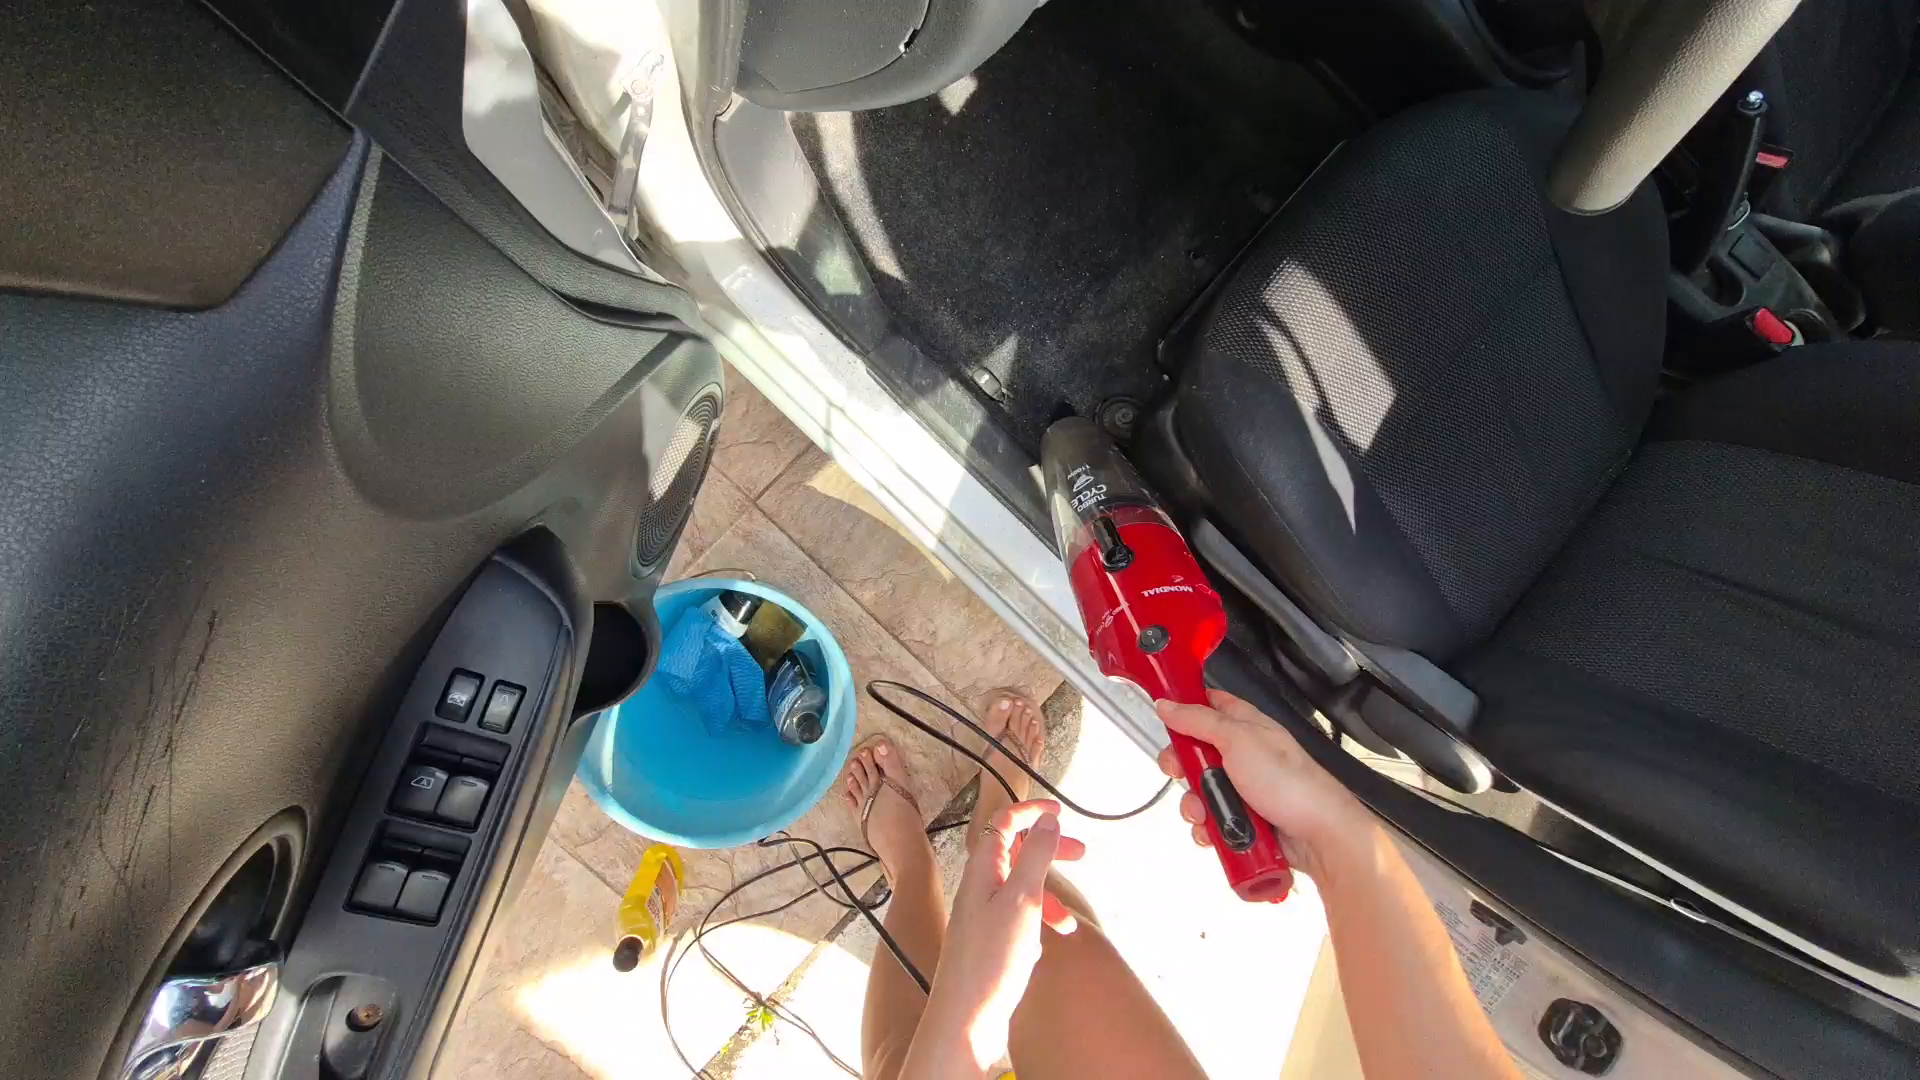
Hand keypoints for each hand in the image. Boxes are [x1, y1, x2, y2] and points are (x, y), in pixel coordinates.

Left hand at [906, 799, 1083, 1075]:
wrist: (965, 1019)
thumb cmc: (992, 957)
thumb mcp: (1022, 899)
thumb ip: (1036, 855)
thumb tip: (1048, 819)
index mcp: (983, 868)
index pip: (1005, 822)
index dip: (1031, 811)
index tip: (1061, 811)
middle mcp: (979, 886)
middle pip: (1016, 851)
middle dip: (1048, 850)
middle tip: (1082, 853)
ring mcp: (982, 914)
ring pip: (1020, 888)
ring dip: (1047, 895)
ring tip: (1067, 921)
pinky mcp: (989, 941)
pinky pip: (1018, 918)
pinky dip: (1036, 923)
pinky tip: (1045, 944)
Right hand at [1156, 690, 1374, 879]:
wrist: (1322, 837)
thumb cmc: (1291, 783)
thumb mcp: (1238, 740)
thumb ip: (1198, 721)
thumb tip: (1167, 705)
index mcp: (1246, 725)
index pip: (1209, 704)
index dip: (1186, 707)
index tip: (1165, 718)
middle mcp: (1243, 754)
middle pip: (1196, 751)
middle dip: (1182, 766)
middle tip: (1181, 773)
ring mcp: (1243, 787)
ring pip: (1200, 789)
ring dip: (1194, 803)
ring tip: (1204, 813)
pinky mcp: (1244, 818)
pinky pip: (1212, 819)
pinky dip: (1208, 827)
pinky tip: (1213, 832)